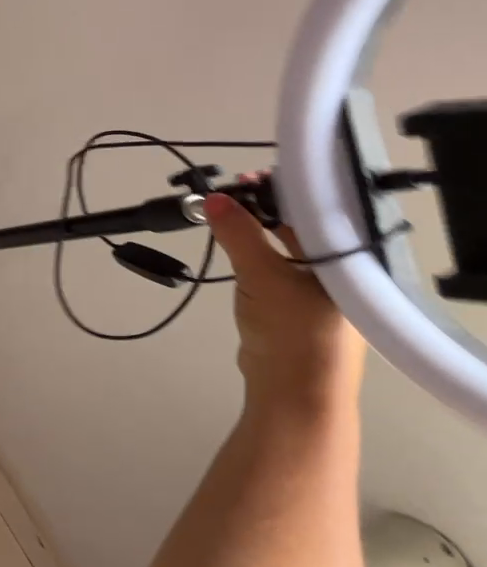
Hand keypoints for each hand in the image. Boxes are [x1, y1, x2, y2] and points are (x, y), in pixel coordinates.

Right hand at [206, 189, 366, 412]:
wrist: (293, 386)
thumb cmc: (292, 329)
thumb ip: (239, 235)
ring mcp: (321, 288)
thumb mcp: (262, 276)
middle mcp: (344, 270)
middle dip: (263, 209)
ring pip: (286, 247)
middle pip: (302, 227)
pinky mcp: (297, 304)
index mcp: (351, 259)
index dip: (281, 193)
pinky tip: (235, 248)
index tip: (243, 180)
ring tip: (223, 217)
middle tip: (225, 196)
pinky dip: (254, 254)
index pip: (318, 212)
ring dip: (254, 230)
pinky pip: (276, 267)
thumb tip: (215, 200)